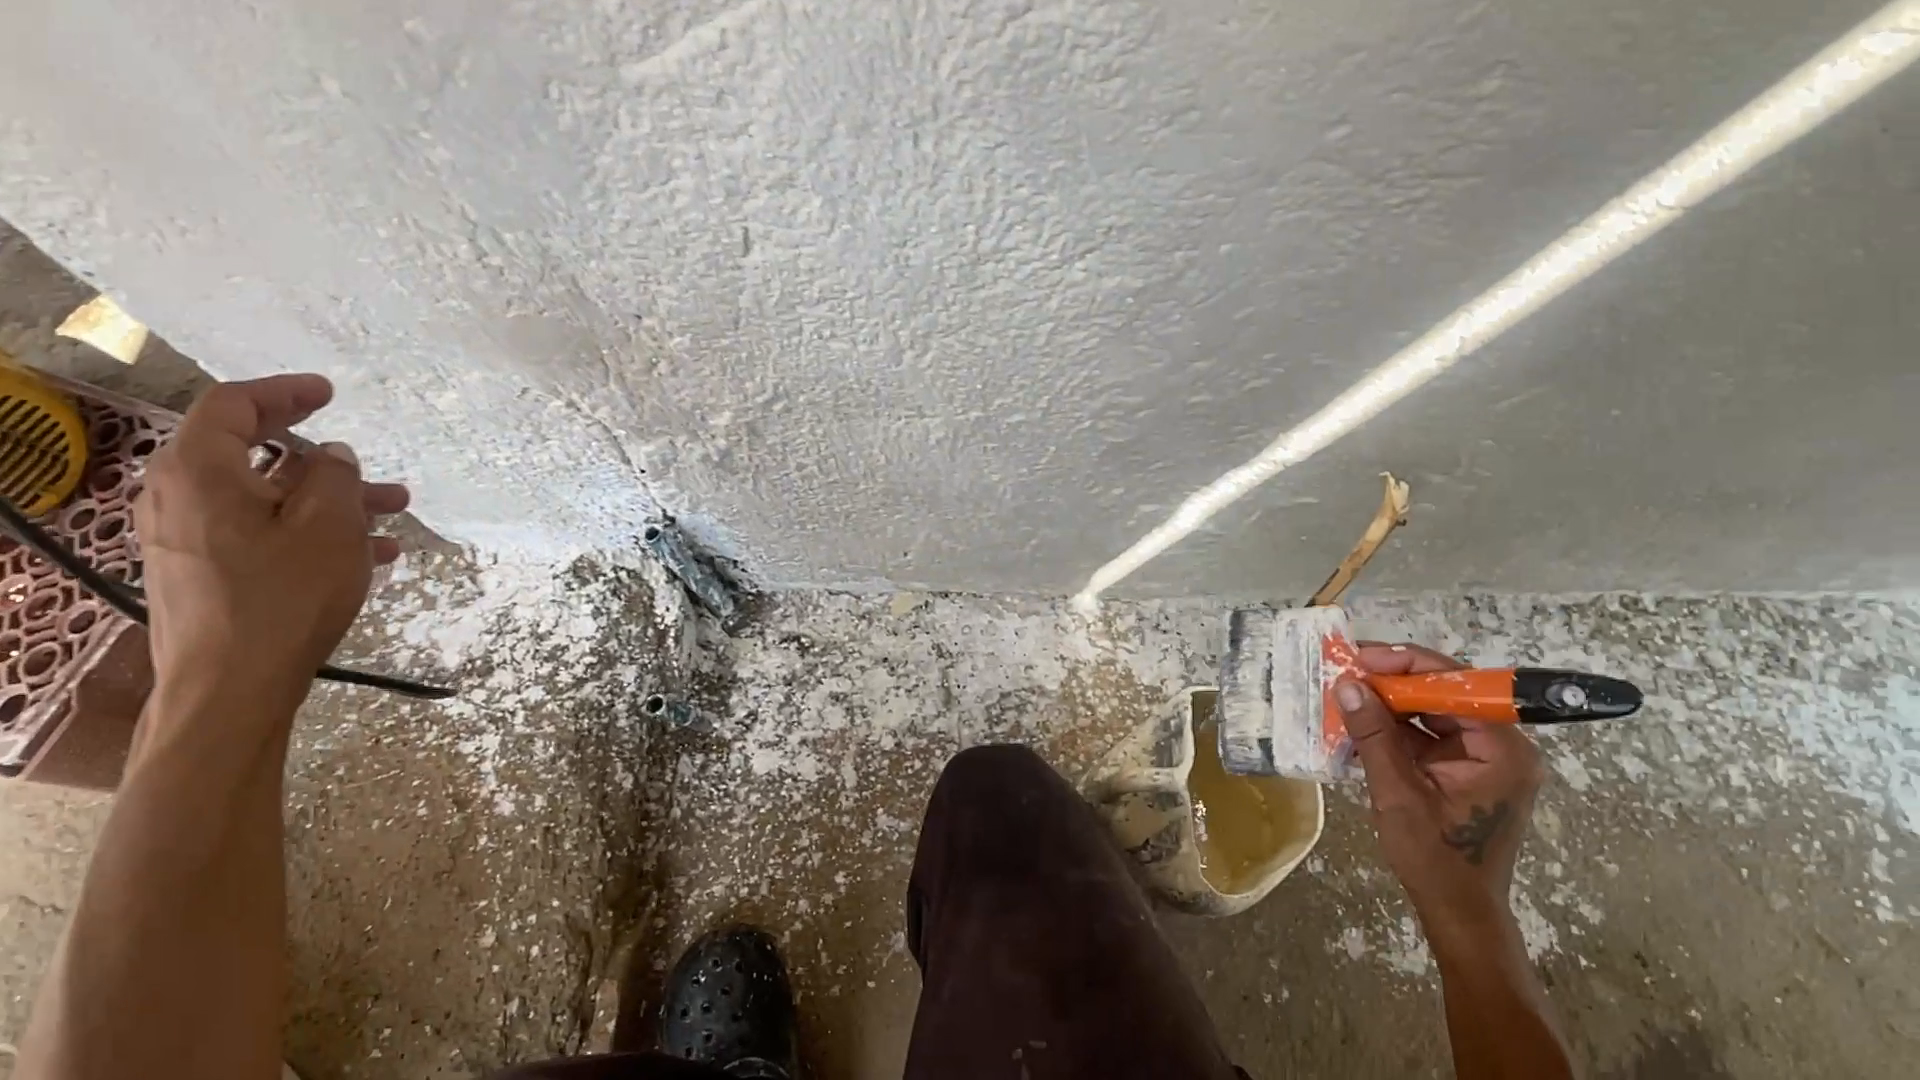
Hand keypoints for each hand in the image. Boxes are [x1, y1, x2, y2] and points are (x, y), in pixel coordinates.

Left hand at [133, 375, 407, 705]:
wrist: (230, 688)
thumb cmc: (283, 597)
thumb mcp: (329, 527)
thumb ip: (335, 478)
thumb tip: (331, 456)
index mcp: (200, 471)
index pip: (233, 406)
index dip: (285, 392)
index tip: (329, 393)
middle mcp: (182, 498)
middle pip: (256, 457)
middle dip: (325, 461)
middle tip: (371, 464)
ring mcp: (190, 540)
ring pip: (269, 501)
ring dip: (331, 501)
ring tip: (394, 512)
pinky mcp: (206, 574)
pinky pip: (263, 535)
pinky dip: (310, 533)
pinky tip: (370, 554)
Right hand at [1335, 643, 1545, 939]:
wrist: (1457, 912)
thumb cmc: (1435, 858)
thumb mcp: (1398, 794)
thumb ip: (1374, 736)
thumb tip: (1347, 685)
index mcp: (1503, 748)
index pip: (1458, 685)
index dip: (1407, 665)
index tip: (1361, 659)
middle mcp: (1502, 745)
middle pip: (1445, 693)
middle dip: (1394, 681)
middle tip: (1346, 670)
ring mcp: (1485, 757)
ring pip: (1433, 711)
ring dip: (1390, 703)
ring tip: (1346, 692)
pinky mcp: (1465, 769)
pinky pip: (1428, 735)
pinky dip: (1395, 729)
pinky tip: (1359, 722)